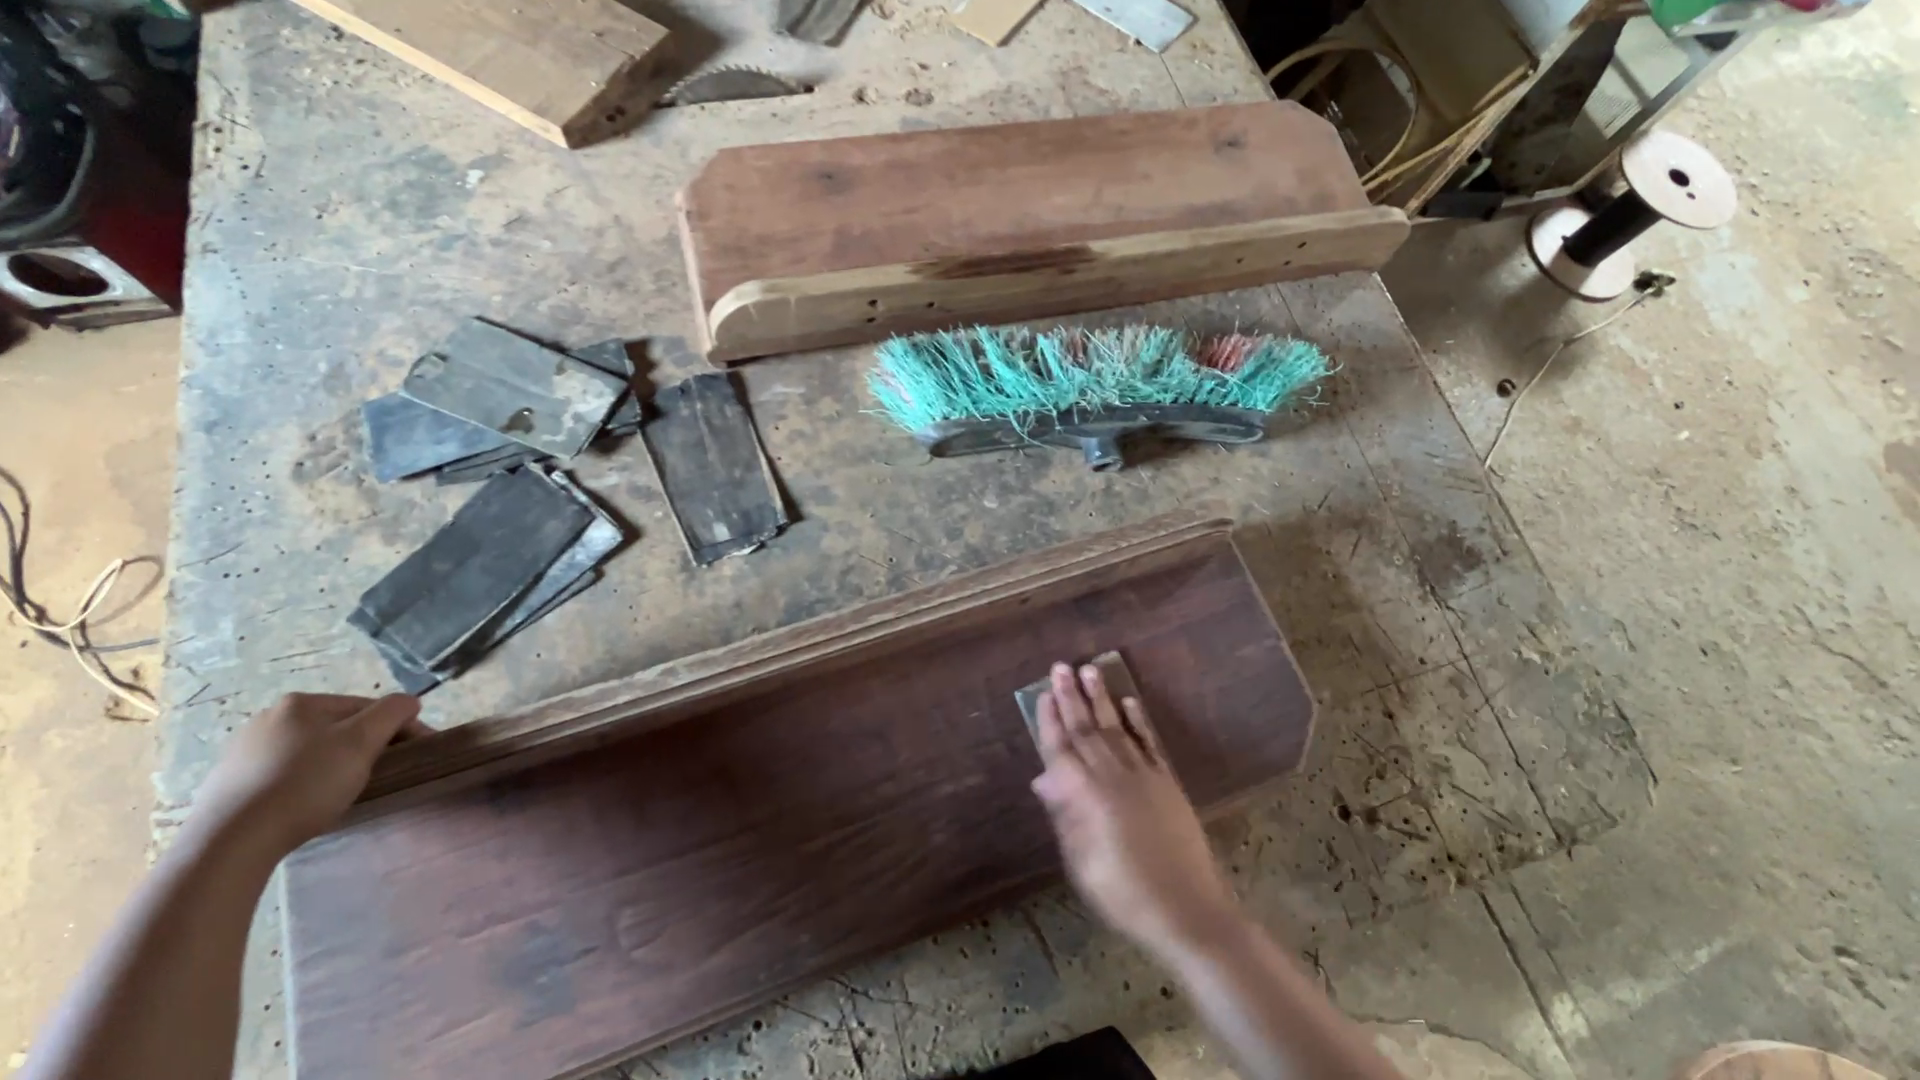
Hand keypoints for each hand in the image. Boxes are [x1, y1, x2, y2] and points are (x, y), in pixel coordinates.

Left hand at [192, 693, 430, 854]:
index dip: (398, 727)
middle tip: (381, 774)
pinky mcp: (229, 781)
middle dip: (364, 746)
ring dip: (333, 763)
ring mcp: (243, 749)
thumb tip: (408, 702)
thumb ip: (392, 713)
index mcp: (301, 703)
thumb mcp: (362, 742)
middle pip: (338, 727)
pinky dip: (302, 782)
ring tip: (343, 792)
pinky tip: (305, 802)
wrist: (232, 839)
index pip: (368, 707)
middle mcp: (269, 717)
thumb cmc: (306, 784)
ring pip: (309, 750)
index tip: (417, 752)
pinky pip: (282, 772)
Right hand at [1030, 662, 1242, 961]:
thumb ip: (1065, 817)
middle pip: (1087, 730)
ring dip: (1102, 699)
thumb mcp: (1082, 863)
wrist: (1186, 910)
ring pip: (1116, 729)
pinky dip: (1138, 721)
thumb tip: (1043, 779)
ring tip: (1091, 670)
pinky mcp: (1167, 784)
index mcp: (1087, 797)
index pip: (1062, 750)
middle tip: (1060, 666)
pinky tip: (1129, 703)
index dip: (1050, 721)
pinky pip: (1149, 744)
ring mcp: (1144, 777)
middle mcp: (1114, 777)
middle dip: (1071, 698)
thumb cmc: (1123, 894)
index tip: (1042, 693)